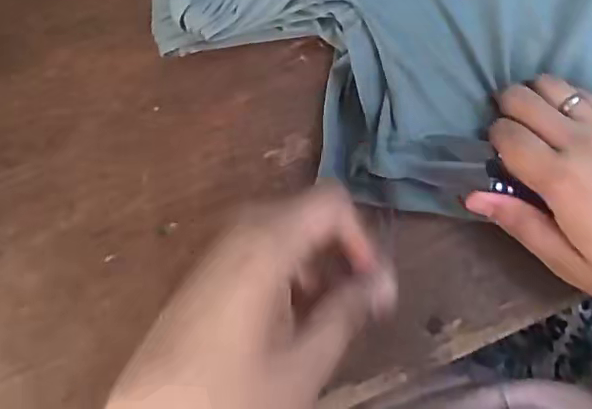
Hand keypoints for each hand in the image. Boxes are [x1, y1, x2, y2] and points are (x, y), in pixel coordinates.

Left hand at [107, 184, 397, 408]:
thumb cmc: (230, 394)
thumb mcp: (300, 365)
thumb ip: (347, 313)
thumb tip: (385, 281)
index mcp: (267, 238)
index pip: (332, 201)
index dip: (361, 236)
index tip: (373, 285)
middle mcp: (243, 225)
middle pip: (309, 213)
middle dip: (339, 252)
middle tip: (357, 305)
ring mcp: (220, 243)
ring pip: (286, 230)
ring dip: (314, 265)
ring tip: (322, 320)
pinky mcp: (206, 265)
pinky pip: (259, 246)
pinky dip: (285, 270)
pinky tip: (284, 322)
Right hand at [463, 76, 591, 337]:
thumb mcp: (567, 262)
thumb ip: (518, 222)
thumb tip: (471, 195)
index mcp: (561, 179)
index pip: (506, 133)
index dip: (493, 139)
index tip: (498, 159)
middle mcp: (579, 141)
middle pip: (521, 96)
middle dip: (505, 109)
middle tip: (512, 138)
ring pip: (550, 83)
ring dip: (533, 96)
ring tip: (537, 125)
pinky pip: (582, 91)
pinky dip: (563, 97)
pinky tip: (568, 123)